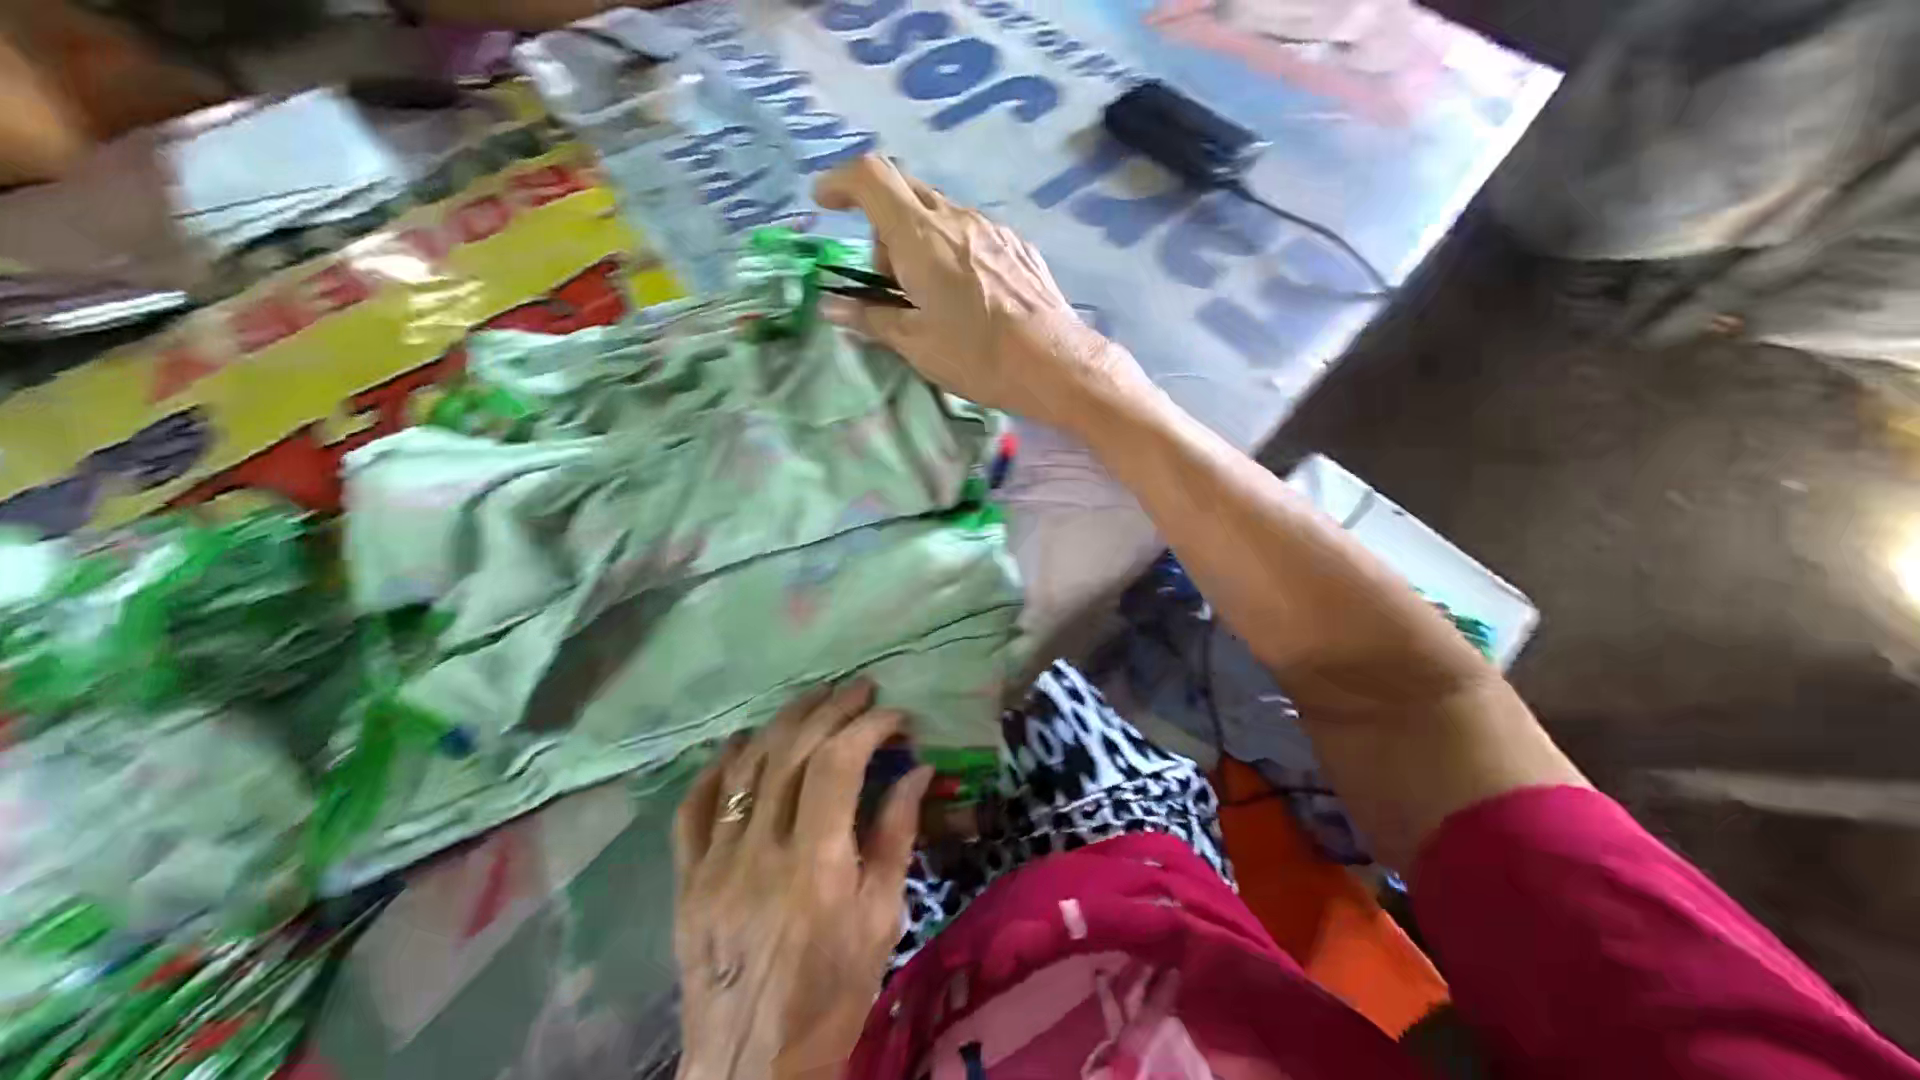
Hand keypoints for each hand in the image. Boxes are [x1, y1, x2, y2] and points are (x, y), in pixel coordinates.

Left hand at [672, 680, 934, 1079]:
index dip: (868, 726)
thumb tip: (918, 770)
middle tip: (858, 690)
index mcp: (815, 866)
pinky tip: (740, 743)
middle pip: (790, 752)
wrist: (752, 1067)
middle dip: (829, 709)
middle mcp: (759, 853)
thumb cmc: (833, 994)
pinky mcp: (685, 880)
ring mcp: (714, 864)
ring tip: (812, 700)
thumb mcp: (882, 920)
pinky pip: (692, 808)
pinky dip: (717, 767)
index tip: (895, 716)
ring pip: (743, 768)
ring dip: (781, 723)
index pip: (838, 765)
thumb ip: (896, 837)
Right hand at [813, 155, 1147, 431]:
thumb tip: (832, 305)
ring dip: (918, 240)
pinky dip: (950, 249)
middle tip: (888, 280)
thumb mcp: (916, 344)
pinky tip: (965, 295)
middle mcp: (956, 218)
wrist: (1054, 364)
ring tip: (930, 296)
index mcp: (922, 236)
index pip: (871, 177)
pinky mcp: (1016, 245)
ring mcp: (991, 228)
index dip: (840, 181)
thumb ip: (870, 316)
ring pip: (938, 212)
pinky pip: (969, 231)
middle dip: (880, 225)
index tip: (824, 204)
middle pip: (904, 191)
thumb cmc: (978, 356)